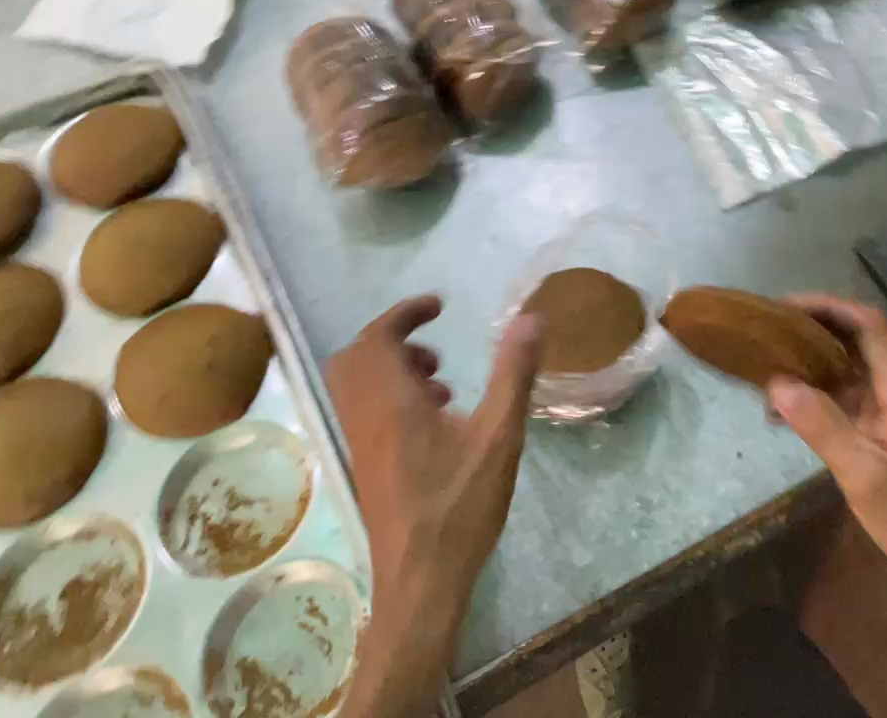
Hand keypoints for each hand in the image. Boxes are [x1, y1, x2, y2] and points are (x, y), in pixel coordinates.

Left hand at [326, 296, 541, 715]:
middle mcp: (365, 418)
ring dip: (394, 369)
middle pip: (356, 357)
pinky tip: (438, 420)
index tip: (440, 306)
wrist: (420, 580)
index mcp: (390, 404)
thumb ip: (513, 373)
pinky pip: (367, 411)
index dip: (404, 313)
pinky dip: (394, 396)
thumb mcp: (499, 435)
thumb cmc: (460, 506)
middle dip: (394, 339)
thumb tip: (529, 318)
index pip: (376, 338)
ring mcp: (361, 445)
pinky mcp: (367, 466)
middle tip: (436, 348)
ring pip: (358, 386)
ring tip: (442, 383)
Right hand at [769, 294, 886, 599]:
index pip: (870, 326)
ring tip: (766, 370)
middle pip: (859, 340)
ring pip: (852, 370)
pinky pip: (851, 400)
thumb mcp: (867, 479)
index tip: (784, 308)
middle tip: (766, 335)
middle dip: (814, 331)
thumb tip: (778, 383)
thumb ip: (824, 428)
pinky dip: (819, 398)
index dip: (829, 307)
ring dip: (812, 365)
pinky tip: (786, 412)